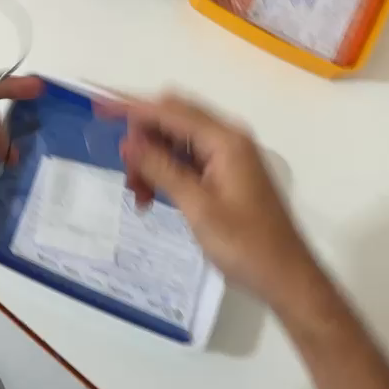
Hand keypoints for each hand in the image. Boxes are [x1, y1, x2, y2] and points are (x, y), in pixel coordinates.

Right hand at [108, 93, 319, 306]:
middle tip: (126, 173)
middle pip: (171, 119)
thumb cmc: (246, 246)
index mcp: (224, 140)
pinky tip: (154, 197)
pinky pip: (186, 158)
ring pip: (175, 140)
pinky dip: (166, 171)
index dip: (131, 107)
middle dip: (142, 140)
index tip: (99, 108)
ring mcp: (228, 154)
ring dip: (152, 160)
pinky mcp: (226, 171)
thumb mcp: (197, 208)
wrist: (289, 280)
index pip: (168, 111)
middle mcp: (227, 138)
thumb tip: (128, 141)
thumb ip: (161, 169)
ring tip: (139, 194)